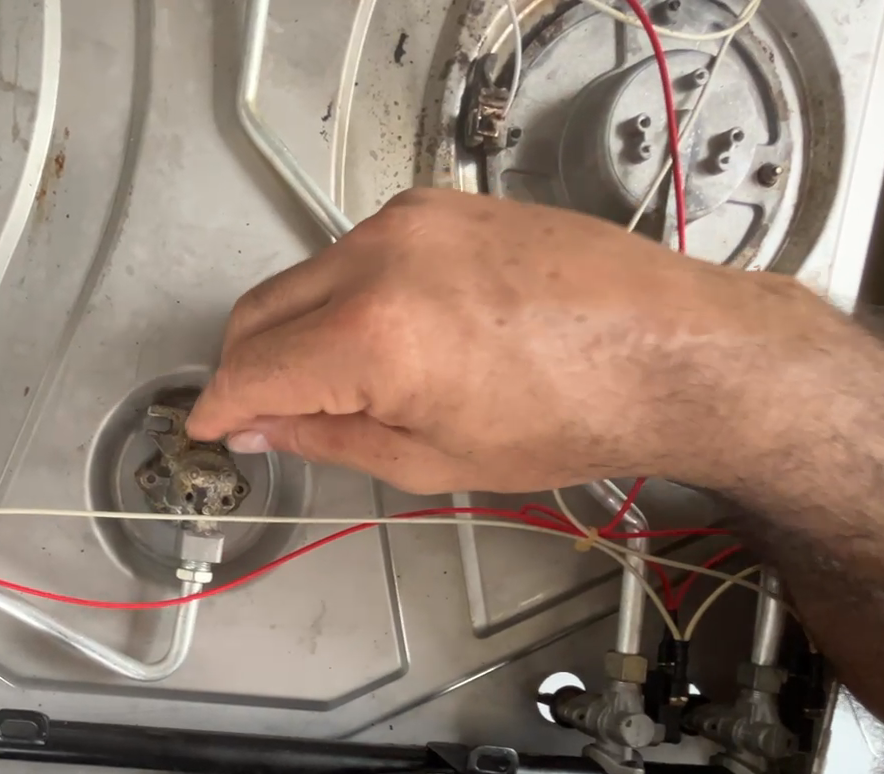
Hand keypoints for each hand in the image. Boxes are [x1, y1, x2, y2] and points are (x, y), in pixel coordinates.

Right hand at [185, 188, 837, 493]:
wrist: (674, 351)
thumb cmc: (560, 423)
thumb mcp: (423, 458)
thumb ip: (320, 436)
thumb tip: (256, 426)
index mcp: (370, 337)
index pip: (250, 370)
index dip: (218, 409)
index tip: (208, 432)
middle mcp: (375, 259)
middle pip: (255, 313)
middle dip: (240, 369)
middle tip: (255, 415)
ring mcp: (405, 220)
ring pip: (296, 280)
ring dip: (285, 333)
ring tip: (321, 382)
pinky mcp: (434, 204)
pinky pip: (345, 256)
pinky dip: (330, 300)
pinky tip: (367, 336)